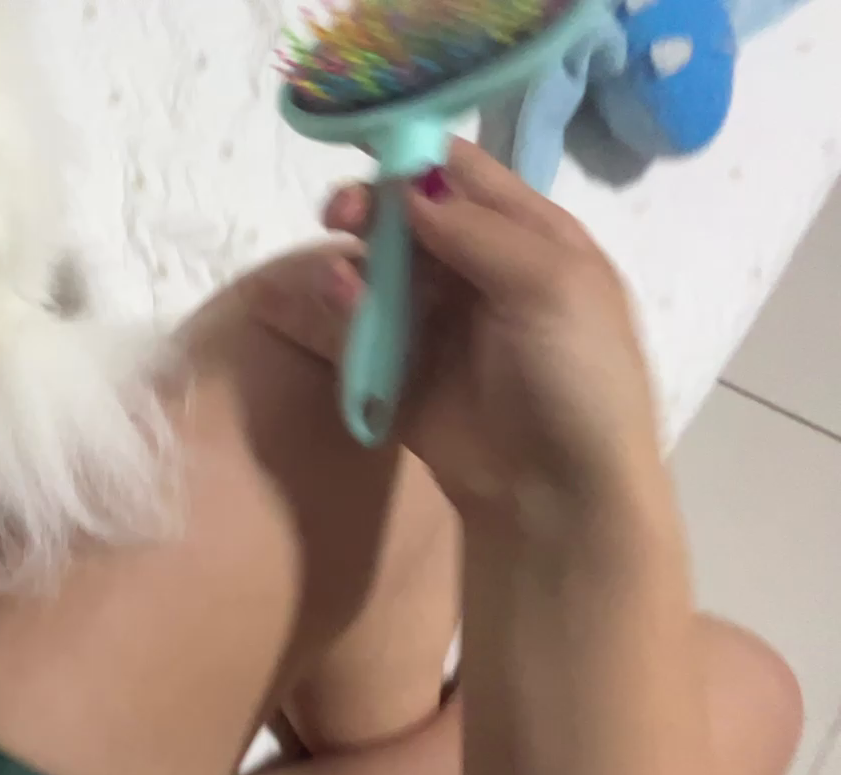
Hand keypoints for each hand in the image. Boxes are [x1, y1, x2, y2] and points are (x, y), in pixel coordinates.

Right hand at [315, 140, 667, 536]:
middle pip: (411, 220)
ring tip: (338, 278)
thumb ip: (478, 232)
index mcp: (529, 237)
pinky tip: (339, 303)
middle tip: (336, 215)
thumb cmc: (571, 375)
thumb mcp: (548, 286)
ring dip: (355, 262)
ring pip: (380, 271)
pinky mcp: (395, 362)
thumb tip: (408, 188)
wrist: (546, 483)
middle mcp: (476, 269)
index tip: (368, 158)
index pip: (467, 177)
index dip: (418, 160)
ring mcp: (433, 319)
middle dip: (373, 210)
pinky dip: (344, 309)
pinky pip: (361, 324)